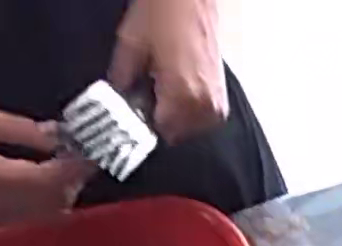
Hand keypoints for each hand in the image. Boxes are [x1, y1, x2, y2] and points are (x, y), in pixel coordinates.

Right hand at [0, 80, 91, 223]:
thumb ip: (15, 129)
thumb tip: (57, 135)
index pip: (45, 182)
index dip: (72, 171)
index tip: (88, 158)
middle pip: (50, 204)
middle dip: (71, 184)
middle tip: (80, 162)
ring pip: (41, 215)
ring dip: (61, 196)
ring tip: (66, 170)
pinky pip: (25, 216)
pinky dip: (44, 204)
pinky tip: (46, 184)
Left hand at [110, 0, 227, 144]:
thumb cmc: (161, 14)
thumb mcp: (131, 41)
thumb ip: (123, 75)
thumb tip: (119, 96)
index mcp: (182, 96)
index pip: (163, 131)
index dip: (146, 123)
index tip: (136, 113)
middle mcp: (204, 107)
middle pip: (179, 135)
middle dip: (163, 121)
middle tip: (148, 100)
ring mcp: (217, 105)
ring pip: (193, 131)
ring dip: (178, 119)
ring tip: (164, 94)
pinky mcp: (223, 100)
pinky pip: (205, 122)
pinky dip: (191, 114)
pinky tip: (180, 94)